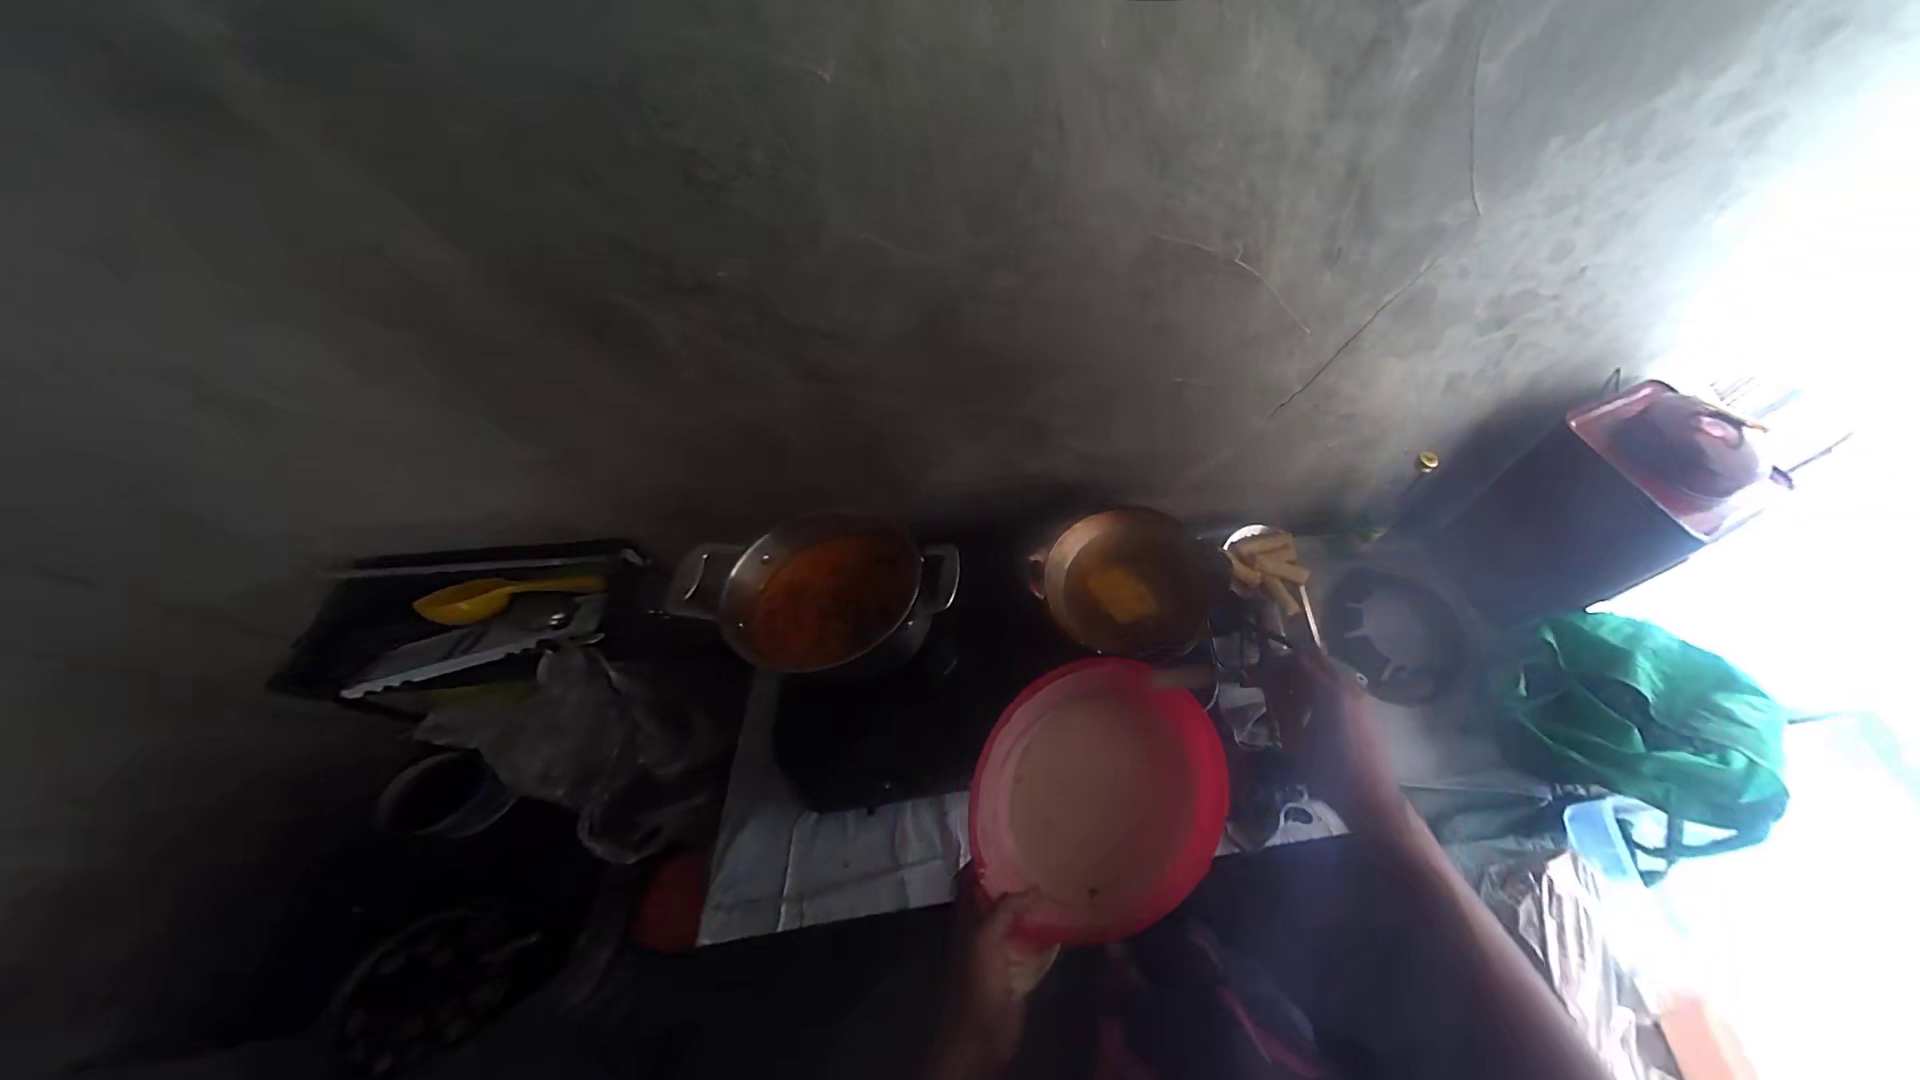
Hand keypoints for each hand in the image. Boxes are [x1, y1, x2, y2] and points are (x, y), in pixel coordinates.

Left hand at [924, 876, 1058, 1078]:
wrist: (982, 1036)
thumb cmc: (976, 982)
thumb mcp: (986, 938)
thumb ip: (1005, 909)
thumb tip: (1033, 886)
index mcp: (968, 915)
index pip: (971, 877)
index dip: (984, 859)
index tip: (1008, 840)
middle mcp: (983, 926)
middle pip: (997, 895)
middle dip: (1014, 878)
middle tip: (1041, 858)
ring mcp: (1002, 947)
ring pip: (1017, 917)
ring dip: (1033, 904)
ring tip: (1057, 882)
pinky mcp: (1019, 967)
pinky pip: (1034, 942)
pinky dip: (1046, 931)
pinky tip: (1065, 919)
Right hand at [1270, 649, 1419, 843]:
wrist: (1370, 798)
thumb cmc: (1325, 771)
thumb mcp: (1293, 735)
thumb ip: (1277, 699)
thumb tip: (1260, 674)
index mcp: (1328, 689)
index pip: (1296, 659)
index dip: (1273, 663)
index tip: (1255, 676)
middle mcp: (1348, 686)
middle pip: (1315, 660)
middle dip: (1290, 666)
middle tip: (1269, 683)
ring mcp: (1362, 697)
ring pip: (1329, 671)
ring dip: (1307, 676)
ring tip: (1288, 697)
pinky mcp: (1368, 710)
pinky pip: (1341, 685)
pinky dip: (1322, 687)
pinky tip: (1310, 708)